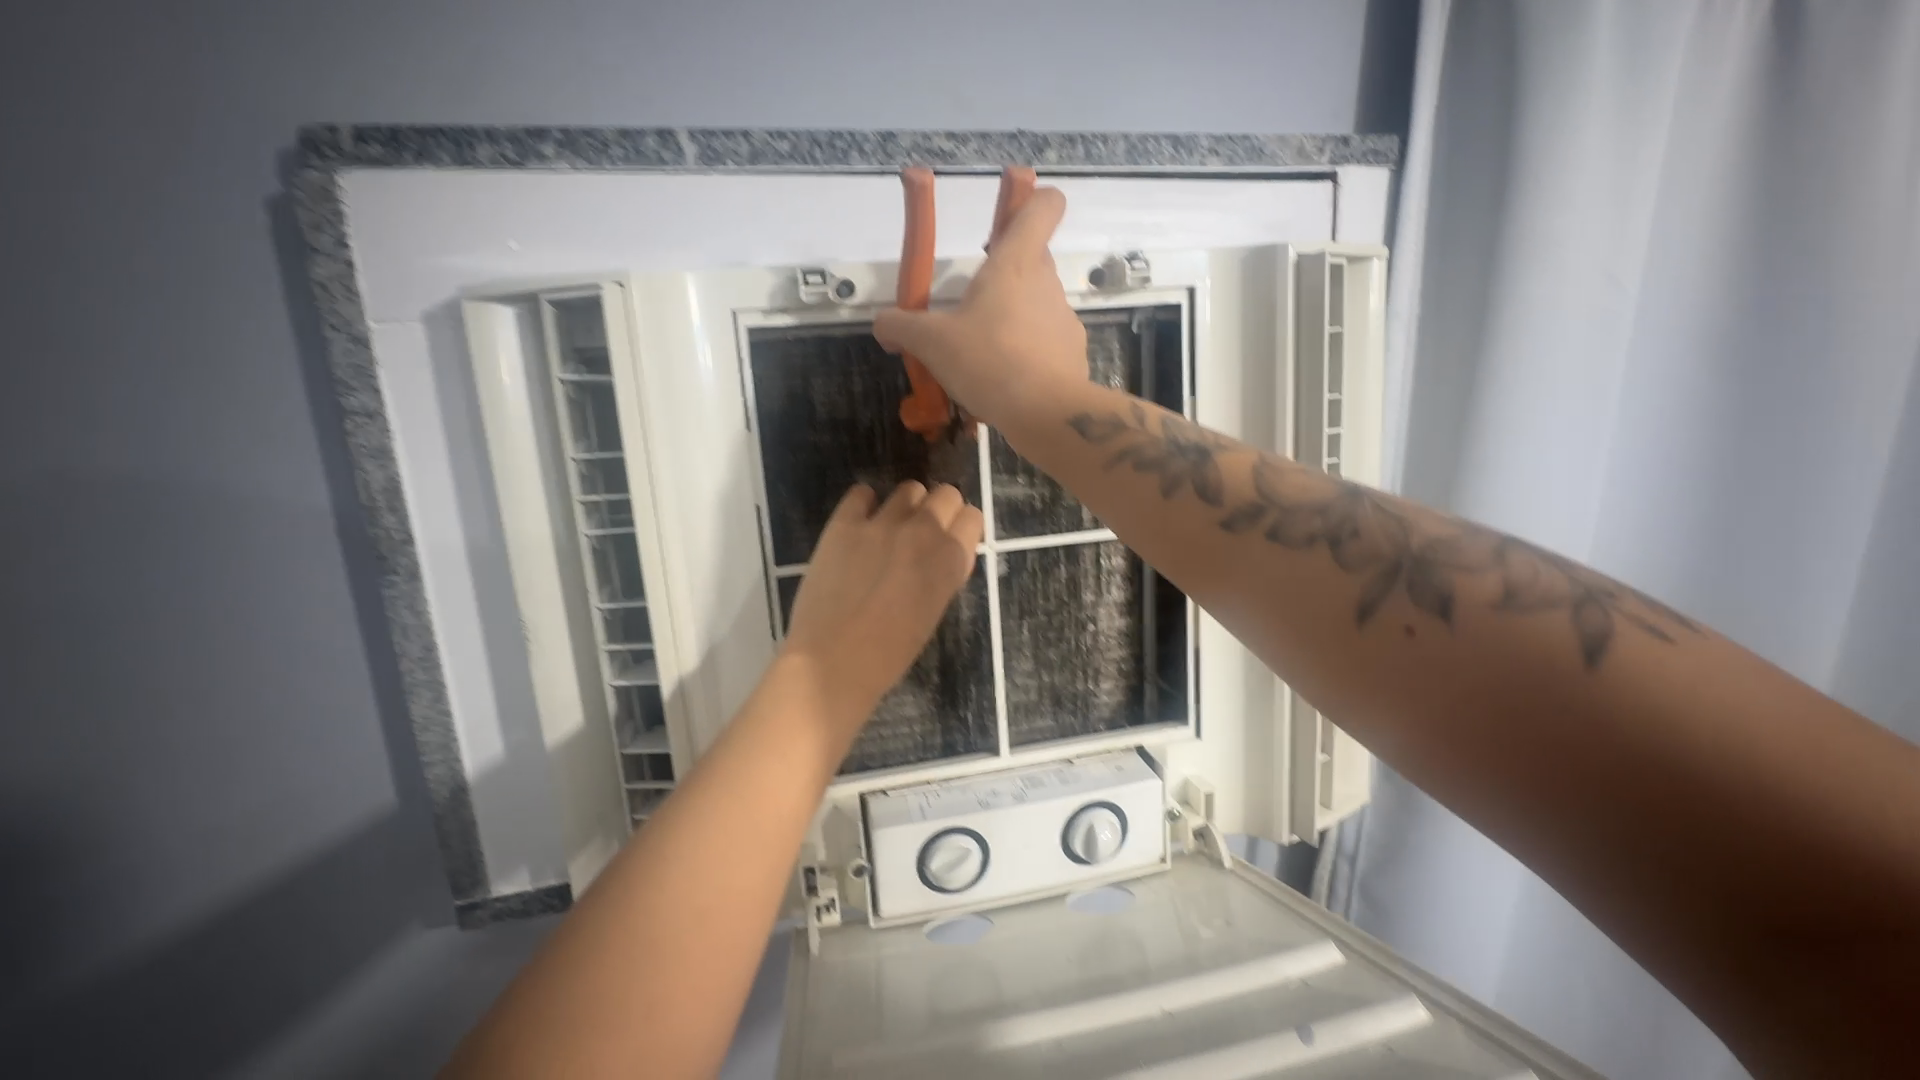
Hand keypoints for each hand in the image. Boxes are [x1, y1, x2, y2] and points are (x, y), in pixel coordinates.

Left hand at [780, 482, 984, 734]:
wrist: (832, 662)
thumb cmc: (889, 654)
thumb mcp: (933, 613)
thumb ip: (943, 575)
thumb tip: (943, 554)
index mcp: (950, 559)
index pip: (973, 517)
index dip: (963, 527)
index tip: (952, 539)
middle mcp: (923, 532)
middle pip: (946, 494)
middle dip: (941, 509)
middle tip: (924, 533)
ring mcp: (882, 524)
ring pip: (909, 489)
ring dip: (907, 504)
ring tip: (892, 527)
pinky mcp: (843, 524)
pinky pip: (861, 493)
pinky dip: (864, 503)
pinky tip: (860, 523)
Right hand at [873, 187, 1087, 430]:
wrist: (1046, 412)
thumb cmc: (989, 361)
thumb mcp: (932, 344)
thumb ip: (902, 327)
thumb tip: (881, 324)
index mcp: (1015, 263)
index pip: (1043, 207)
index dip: (1032, 200)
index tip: (1012, 210)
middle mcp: (1046, 283)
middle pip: (1032, 259)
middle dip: (1003, 273)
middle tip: (972, 299)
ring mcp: (1063, 319)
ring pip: (1036, 305)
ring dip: (1011, 319)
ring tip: (981, 355)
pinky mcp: (1072, 354)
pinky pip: (1045, 344)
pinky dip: (1026, 356)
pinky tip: (1003, 383)